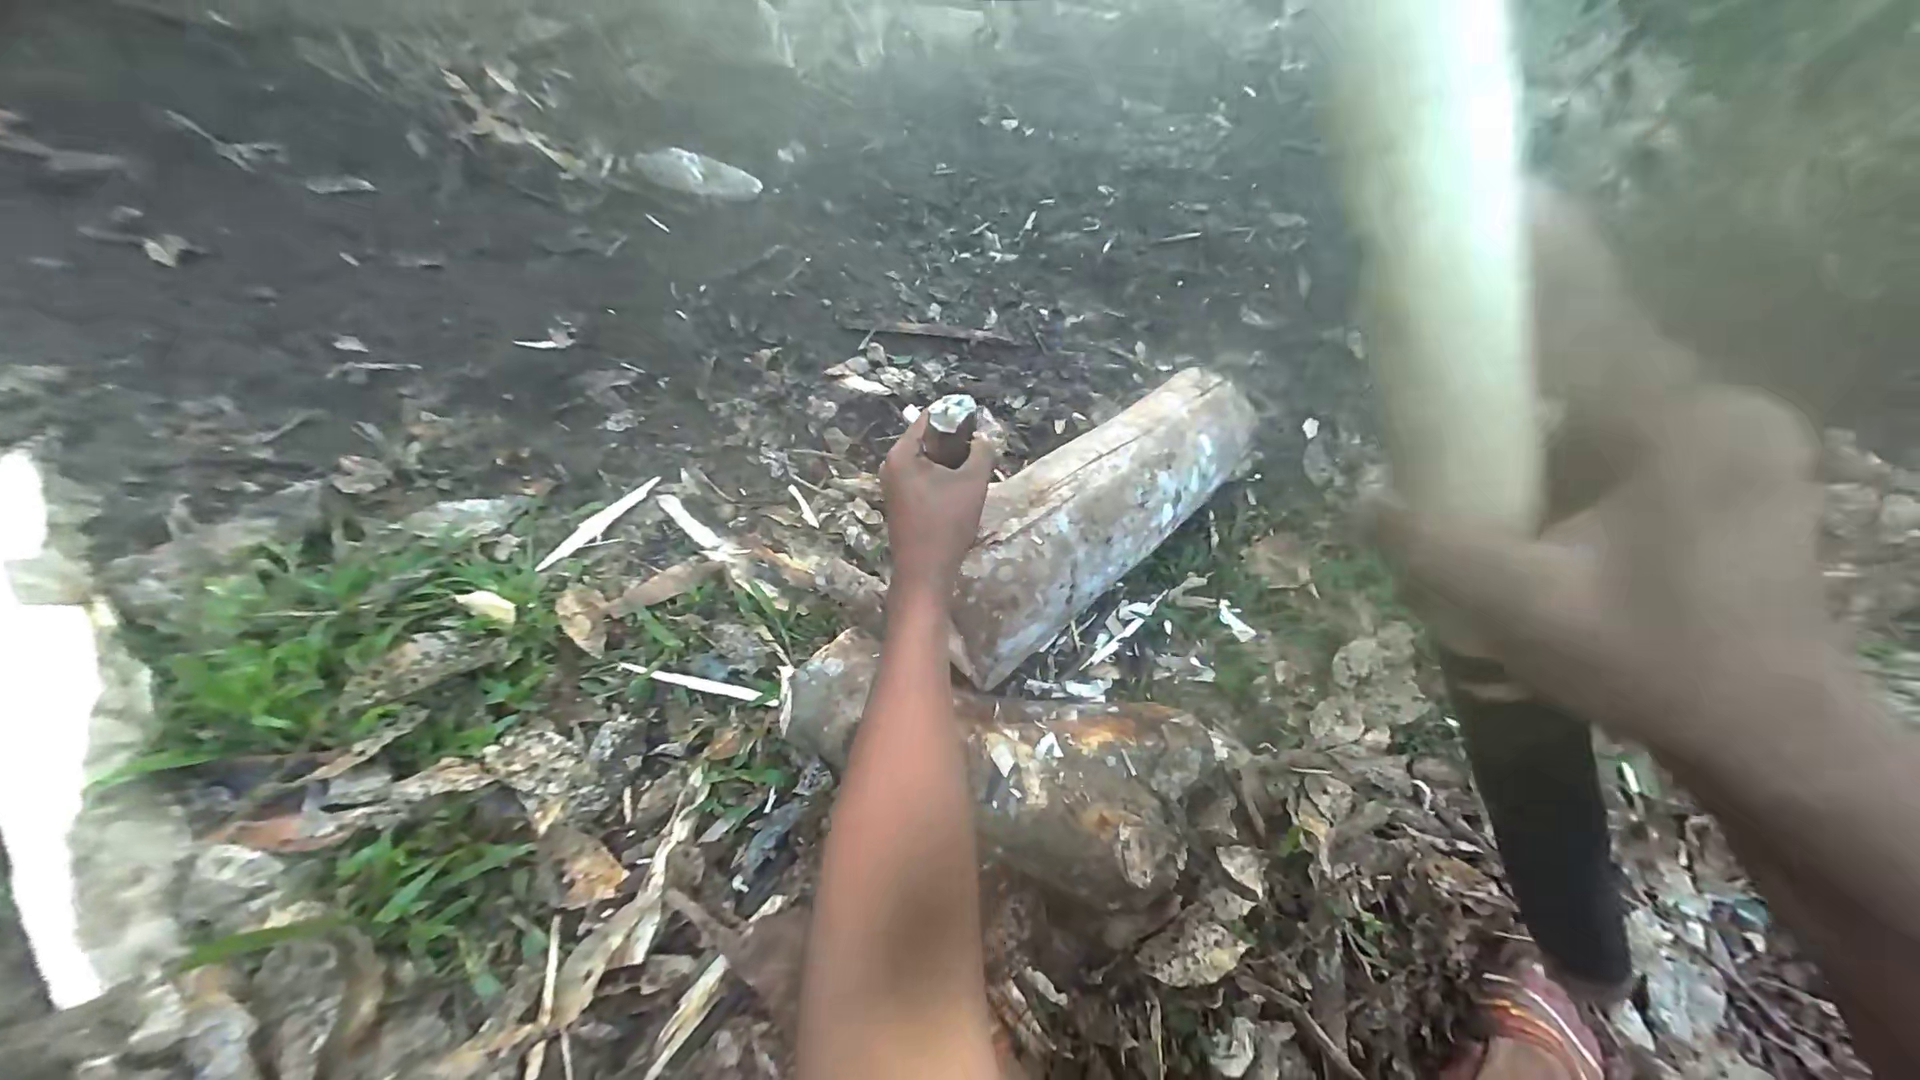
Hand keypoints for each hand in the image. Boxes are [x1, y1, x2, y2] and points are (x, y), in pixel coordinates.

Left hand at [880, 414, 994, 606]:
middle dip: (956, 439)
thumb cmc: (946, 523)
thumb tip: (984, 438)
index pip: (929, 418)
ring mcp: (894, 485)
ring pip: (927, 460)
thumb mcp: (972, 483)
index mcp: (902, 454)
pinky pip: (924, 477)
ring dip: (952, 459)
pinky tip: (963, 485)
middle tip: (983, 444)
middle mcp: (892, 465)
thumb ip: (982, 452)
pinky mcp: (902, 501)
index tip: (980, 419)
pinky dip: (943, 475)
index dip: (956, 414)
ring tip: (978, 464)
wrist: (925, 571)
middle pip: (927, 438)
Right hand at [1370, 187, 1837, 760]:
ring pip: (1586, 408)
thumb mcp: (1515, 606)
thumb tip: (1360, 496)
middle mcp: (1708, 419)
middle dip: (1501, 363)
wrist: (1761, 733)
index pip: (1594, 322)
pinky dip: (1542, 457)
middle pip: (1581, 362)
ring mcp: (1711, 448)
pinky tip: (1508, 505)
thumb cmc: (1650, 665)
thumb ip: (1429, 545)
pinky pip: (1599, 442)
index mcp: (1680, 432)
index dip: (1542, 259)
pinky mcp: (1700, 480)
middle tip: (1429, 377)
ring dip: (1518, 426)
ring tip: (1463, 471)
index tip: (1500, 203)